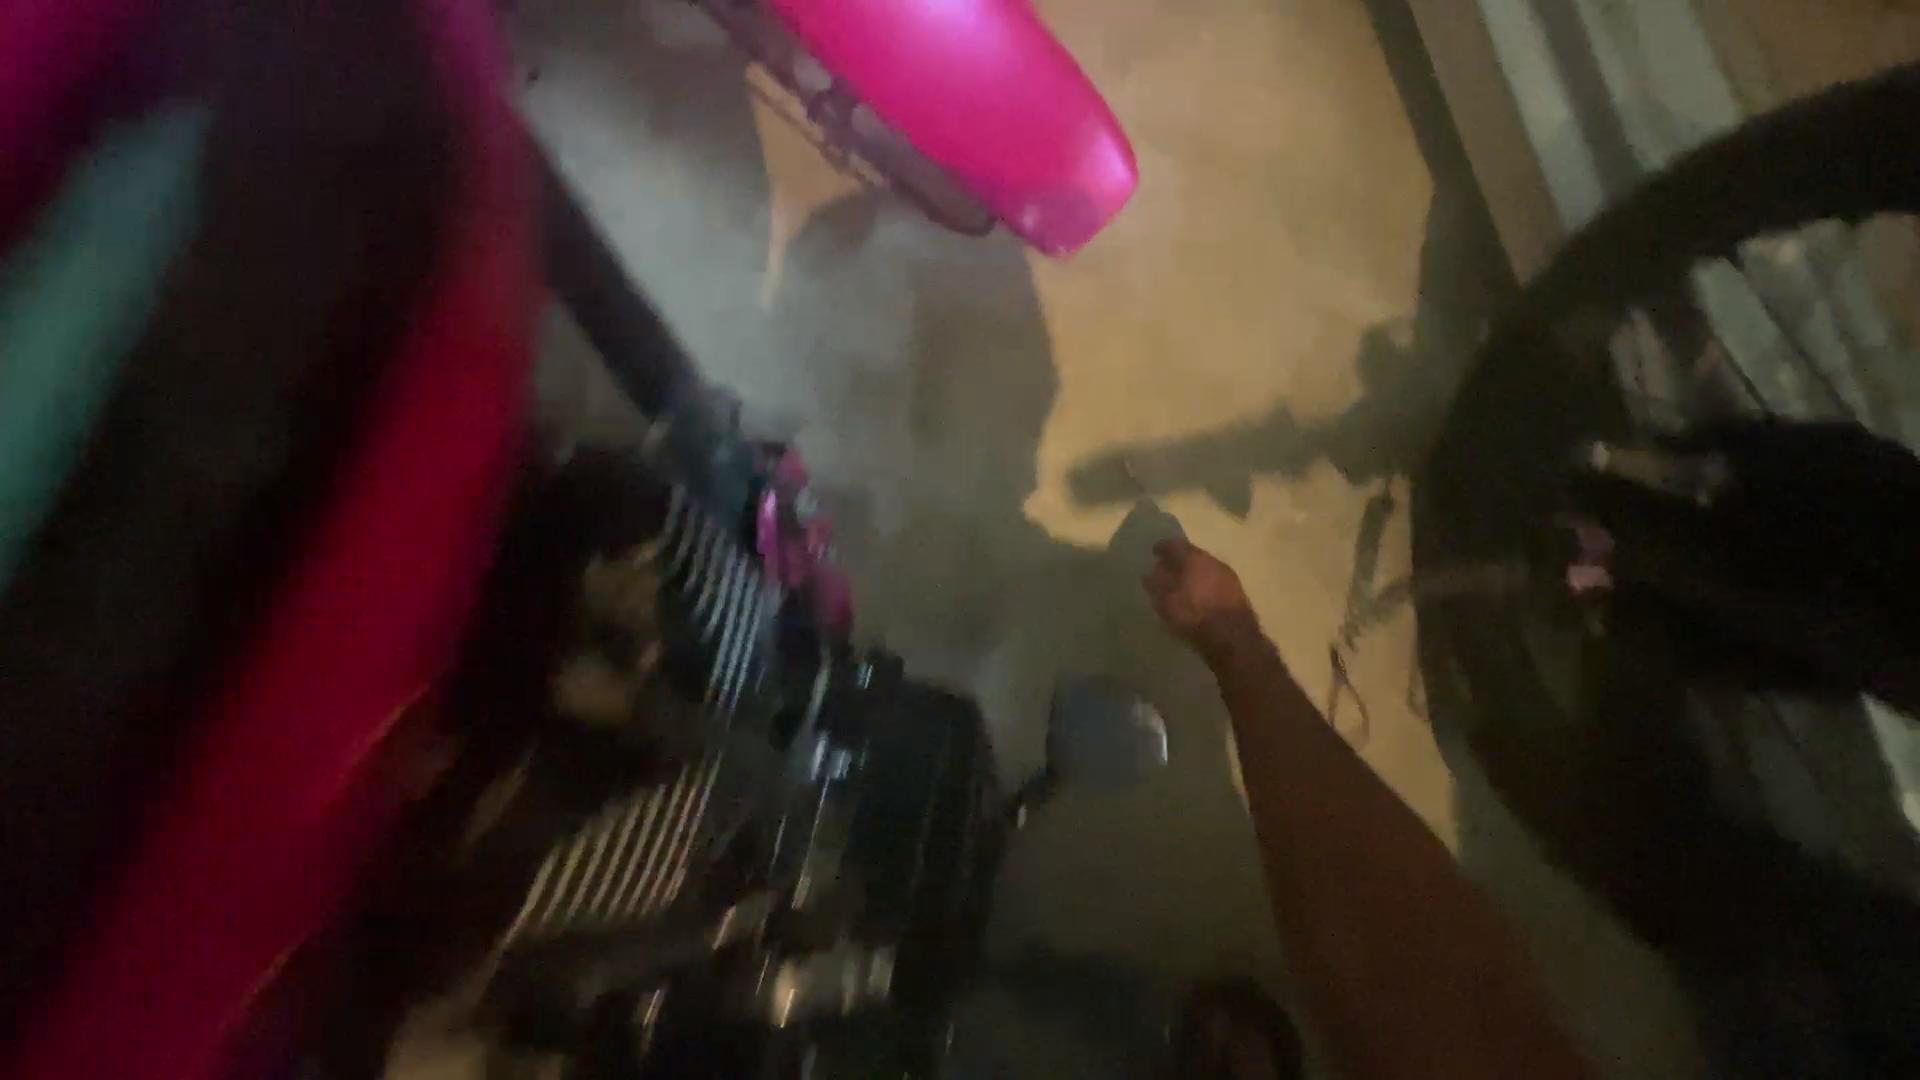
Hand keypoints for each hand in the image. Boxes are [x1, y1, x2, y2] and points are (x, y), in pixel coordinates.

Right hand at [1144, 538, 1259, 657]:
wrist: (1233, 637)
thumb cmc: (1193, 614)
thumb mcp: (1166, 601)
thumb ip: (1156, 585)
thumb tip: (1149, 575)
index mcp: (1194, 558)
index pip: (1175, 544)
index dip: (1162, 547)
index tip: (1154, 552)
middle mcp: (1213, 562)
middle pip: (1192, 556)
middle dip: (1178, 562)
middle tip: (1165, 570)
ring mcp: (1228, 577)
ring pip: (1205, 570)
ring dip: (1192, 575)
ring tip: (1179, 586)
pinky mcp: (1237, 593)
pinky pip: (1214, 583)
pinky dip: (1203, 586)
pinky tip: (1197, 598)